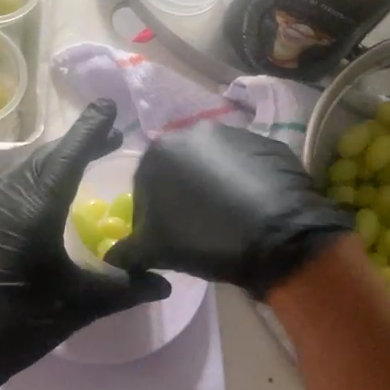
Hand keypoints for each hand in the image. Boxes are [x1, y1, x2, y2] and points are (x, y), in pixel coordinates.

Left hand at [0, 101, 170, 389]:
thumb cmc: (20, 326)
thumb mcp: (79, 306)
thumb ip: (126, 288)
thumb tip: (167, 283)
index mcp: (35, 208)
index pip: (69, 154)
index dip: (91, 129)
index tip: (109, 106)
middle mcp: (6, 195)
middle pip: (48, 156)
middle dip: (80, 144)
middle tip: (110, 139)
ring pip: (26, 167)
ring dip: (56, 160)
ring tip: (85, 160)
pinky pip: (9, 183)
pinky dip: (34, 177)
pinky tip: (48, 191)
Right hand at [110, 124, 350, 298]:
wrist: (278, 238)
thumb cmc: (206, 239)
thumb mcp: (156, 251)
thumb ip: (127, 251)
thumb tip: (111, 258)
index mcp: (160, 151)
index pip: (145, 186)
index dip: (153, 215)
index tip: (167, 237)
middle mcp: (195, 131)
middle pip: (181, 170)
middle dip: (185, 195)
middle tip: (197, 228)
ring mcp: (237, 134)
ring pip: (215, 165)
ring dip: (215, 186)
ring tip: (228, 220)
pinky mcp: (271, 145)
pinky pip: (248, 166)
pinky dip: (245, 184)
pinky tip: (252, 210)